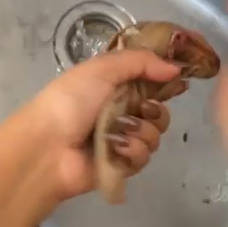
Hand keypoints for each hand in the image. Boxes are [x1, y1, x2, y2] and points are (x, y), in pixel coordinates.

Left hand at [0, 50, 183, 206]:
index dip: (165, 80)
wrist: (47, 146)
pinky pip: (144, 157)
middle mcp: (118, 111)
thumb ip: (140, 62)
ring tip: (121, 131)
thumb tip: (174, 68)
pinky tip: (116, 148)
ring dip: (143, 131)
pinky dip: (133, 151)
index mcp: (111, 85)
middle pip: (158, 110)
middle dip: (156, 110)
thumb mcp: (102, 69)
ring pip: (154, 135)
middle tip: (143, 109)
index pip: (148, 81)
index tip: (180, 79)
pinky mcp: (120, 164)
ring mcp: (119, 138)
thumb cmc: (70, 101)